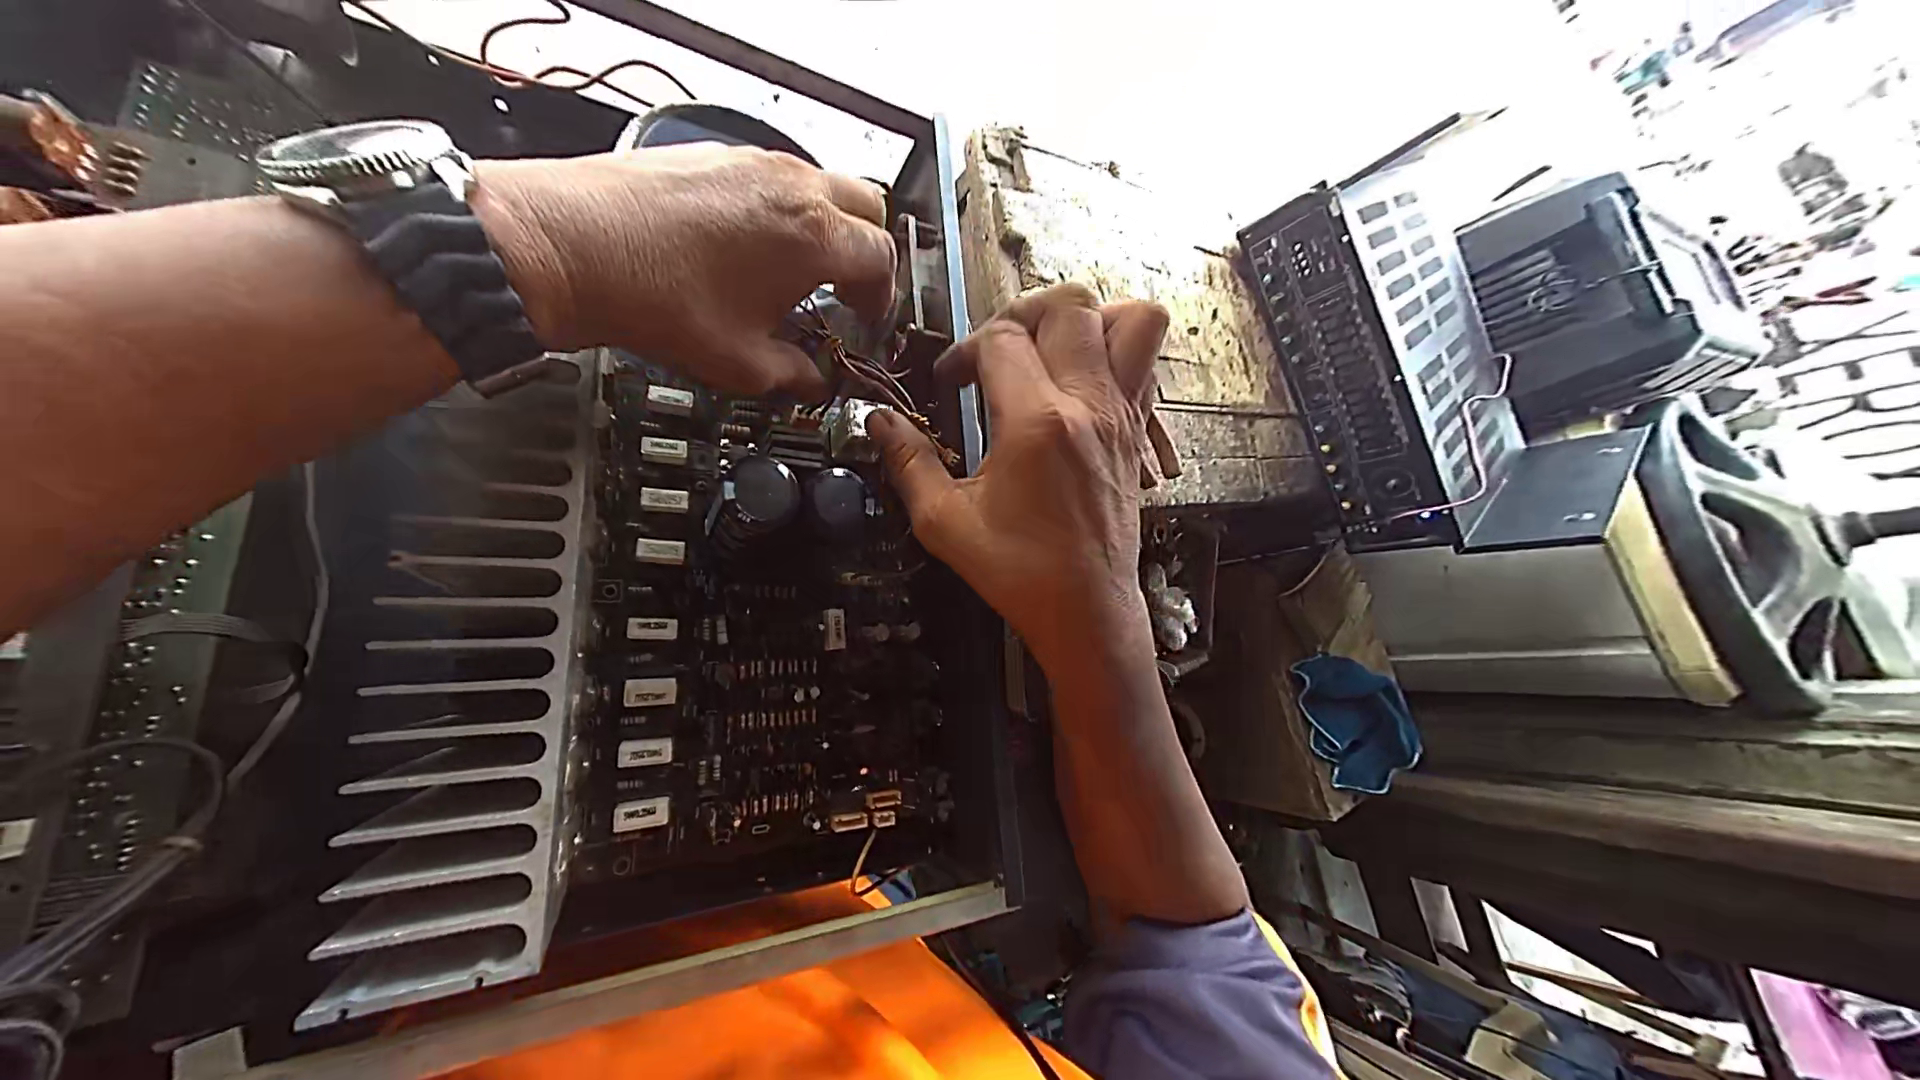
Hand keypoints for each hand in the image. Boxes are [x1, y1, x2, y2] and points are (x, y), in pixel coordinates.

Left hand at [474, 144, 895, 398]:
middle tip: (849, 289)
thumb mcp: (742, 362)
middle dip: (868, 252)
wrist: (565, 248)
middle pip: (868, 208)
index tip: (865, 317)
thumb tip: (812, 380)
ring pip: (824, 185)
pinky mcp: (716, 154)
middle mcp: (792, 186)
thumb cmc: (653, 299)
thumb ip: (795, 374)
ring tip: (800, 271)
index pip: (881, 259)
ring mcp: (752, 162)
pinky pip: (776, 177)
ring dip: (829, 228)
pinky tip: (755, 247)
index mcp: (813, 238)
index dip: (882, 296)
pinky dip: (786, 211)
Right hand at [870, 284, 1169, 676]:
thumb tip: (881, 422)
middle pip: (1069, 305)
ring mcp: (1121, 416)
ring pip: (1132, 319)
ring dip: (1087, 319)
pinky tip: (1077, 383)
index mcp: (1037, 423)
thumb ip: (909, 463)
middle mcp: (1089, 406)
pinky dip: (1114, 351)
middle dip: (1021, 313)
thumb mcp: (945, 523)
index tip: (950, 382)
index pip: (1001, 339)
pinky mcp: (1135, 432)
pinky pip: (1145, 361)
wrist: (1086, 608)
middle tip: (997, 349)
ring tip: (1050, 348)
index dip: (964, 351)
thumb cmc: (1020, 572)